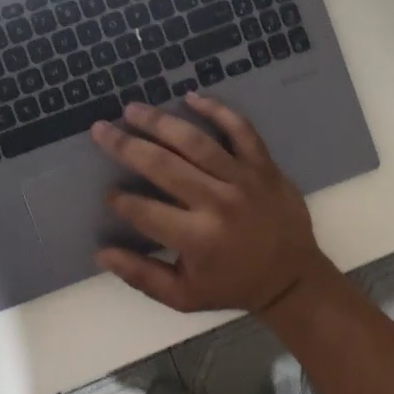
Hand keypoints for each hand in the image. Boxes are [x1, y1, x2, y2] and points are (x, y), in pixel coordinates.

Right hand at [90, 92, 335, 313]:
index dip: (121, 200)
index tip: (108, 193)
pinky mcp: (264, 165)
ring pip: (196, 142)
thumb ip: (141, 275)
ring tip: (132, 109)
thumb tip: (102, 254)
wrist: (292, 278)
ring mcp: (243, 180)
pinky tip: (191, 98)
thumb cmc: (232, 286)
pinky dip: (218, 111)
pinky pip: (241, 130)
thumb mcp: (184, 296)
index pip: (146, 211)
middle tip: (100, 130)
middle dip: (126, 147)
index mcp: (197, 238)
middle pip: (164, 166)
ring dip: (160, 122)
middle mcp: (218, 203)